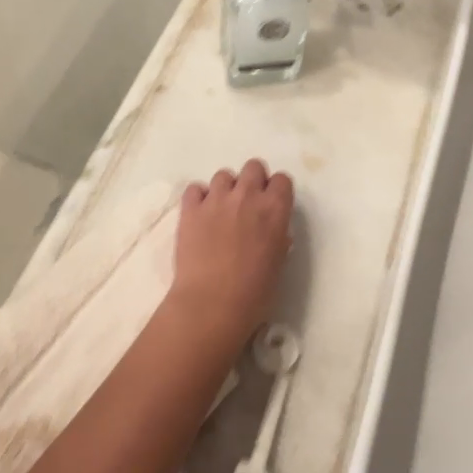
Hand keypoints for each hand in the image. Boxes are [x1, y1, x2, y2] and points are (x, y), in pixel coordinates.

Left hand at [168, 160, 294, 346]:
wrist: (211, 305)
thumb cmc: (253, 293)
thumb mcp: (278, 263)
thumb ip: (278, 237)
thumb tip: (273, 229)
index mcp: (274, 209)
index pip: (282, 179)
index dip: (276, 191)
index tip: (271, 205)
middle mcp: (247, 195)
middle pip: (253, 167)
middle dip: (252, 181)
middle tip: (247, 205)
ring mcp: (217, 199)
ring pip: (224, 175)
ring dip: (225, 190)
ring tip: (220, 212)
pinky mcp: (191, 208)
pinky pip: (195, 188)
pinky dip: (198, 198)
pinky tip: (199, 215)